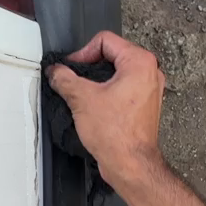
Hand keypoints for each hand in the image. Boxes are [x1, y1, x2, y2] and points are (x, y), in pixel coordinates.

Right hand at [46, 31, 166, 186]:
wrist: (131, 164)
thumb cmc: (116, 134)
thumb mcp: (81, 99)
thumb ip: (64, 79)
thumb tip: (55, 72)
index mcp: (139, 62)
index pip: (105, 40)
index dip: (82, 53)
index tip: (71, 69)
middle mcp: (150, 72)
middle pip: (112, 55)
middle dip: (89, 67)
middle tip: (74, 82)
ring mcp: (150, 90)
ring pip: (117, 73)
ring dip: (97, 82)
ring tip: (82, 96)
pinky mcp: (145, 106)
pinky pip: (123, 89)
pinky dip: (107, 94)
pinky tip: (94, 108)